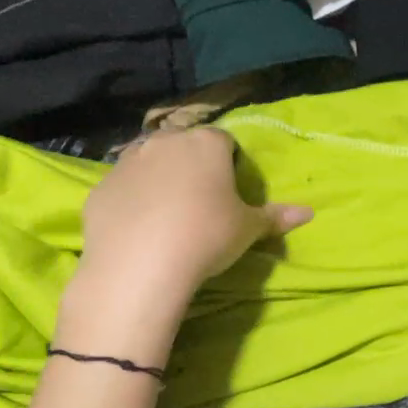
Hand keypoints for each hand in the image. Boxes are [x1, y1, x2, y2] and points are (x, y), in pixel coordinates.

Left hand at [54, 128, 310, 366]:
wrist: (140, 266)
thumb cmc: (207, 236)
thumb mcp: (249, 229)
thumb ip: (276, 217)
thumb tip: (308, 213)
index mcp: (206, 143)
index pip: (224, 141)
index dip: (228, 164)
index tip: (229, 191)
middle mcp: (165, 142)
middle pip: (183, 145)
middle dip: (190, 165)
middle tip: (200, 201)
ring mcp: (126, 162)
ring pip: (148, 161)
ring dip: (158, 178)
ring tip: (167, 213)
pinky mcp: (98, 188)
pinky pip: (121, 188)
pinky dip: (130, 201)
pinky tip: (138, 228)